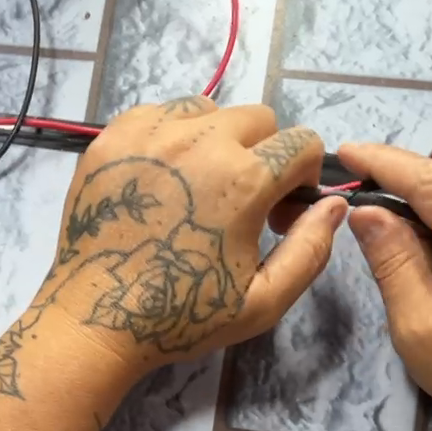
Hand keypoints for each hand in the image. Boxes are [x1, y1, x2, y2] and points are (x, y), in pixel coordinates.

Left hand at [0, 97, 346, 403]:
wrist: (96, 319)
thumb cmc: (179, 317)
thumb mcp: (261, 302)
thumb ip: (310, 251)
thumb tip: (335, 204)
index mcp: (243, 180)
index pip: (302, 143)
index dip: (302, 178)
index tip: (280, 212)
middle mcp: (199, 142)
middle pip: (258, 119)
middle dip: (262, 155)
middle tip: (238, 202)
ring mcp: (149, 135)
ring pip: (206, 110)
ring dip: (214, 140)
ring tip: (196, 188)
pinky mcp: (109, 140)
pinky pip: (155, 114)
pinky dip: (167, 136)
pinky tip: (159, 179)